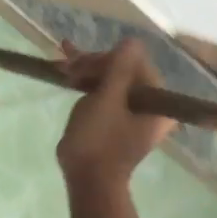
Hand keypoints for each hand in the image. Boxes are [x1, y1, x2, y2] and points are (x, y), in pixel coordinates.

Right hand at [55, 38, 175, 191]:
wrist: (87, 176)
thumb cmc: (101, 138)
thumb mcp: (108, 99)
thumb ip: (120, 69)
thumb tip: (133, 41)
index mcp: (156, 104)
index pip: (137, 64)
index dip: (109, 59)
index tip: (85, 63)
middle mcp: (147, 106)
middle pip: (122, 70)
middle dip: (93, 64)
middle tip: (68, 67)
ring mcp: (128, 112)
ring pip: (108, 78)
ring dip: (84, 69)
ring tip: (60, 66)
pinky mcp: (111, 117)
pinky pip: (101, 90)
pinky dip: (84, 79)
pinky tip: (63, 66)